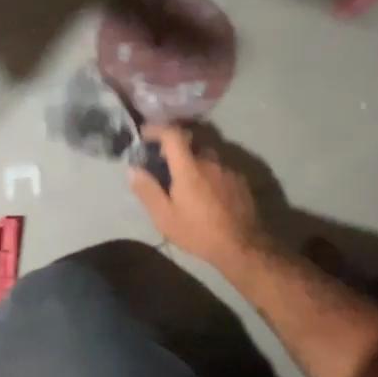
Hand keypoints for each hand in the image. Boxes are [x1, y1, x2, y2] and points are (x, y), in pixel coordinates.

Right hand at [129, 124, 277, 267]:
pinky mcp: (240, 180)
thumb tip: (133, 170)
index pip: (172, 134)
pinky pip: (219, 167)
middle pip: (190, 143)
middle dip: (175, 148)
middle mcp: (210, 161)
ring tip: (185, 182)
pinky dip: (208, 172)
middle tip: (163, 164)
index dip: (157, 129)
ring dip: (193, 161)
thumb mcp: (165, 218)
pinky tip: (206, 194)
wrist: (244, 247)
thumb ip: (147, 191)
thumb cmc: (199, 232)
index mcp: (189, 168)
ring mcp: (228, 169)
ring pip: (206, 155)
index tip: (145, 135)